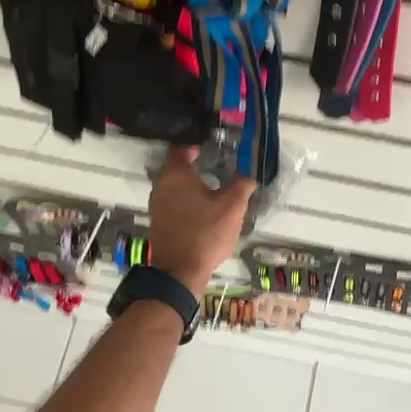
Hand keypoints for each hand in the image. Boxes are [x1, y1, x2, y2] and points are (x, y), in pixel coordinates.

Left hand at [147, 145, 255, 296]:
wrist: (180, 272)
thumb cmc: (205, 234)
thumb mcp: (232, 206)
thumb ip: (243, 183)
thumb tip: (252, 167)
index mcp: (174, 173)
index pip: (183, 144)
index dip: (200, 139)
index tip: (217, 139)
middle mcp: (161, 184)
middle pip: (179, 163)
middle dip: (199, 160)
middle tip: (221, 158)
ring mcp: (157, 203)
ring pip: (177, 183)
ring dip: (194, 180)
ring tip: (217, 180)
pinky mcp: (160, 219)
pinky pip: (175, 199)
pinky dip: (189, 196)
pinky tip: (205, 203)